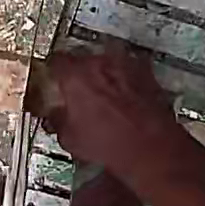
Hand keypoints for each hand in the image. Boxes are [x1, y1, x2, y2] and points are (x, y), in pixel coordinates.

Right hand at [42, 42, 182, 172]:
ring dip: (103, 75)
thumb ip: (58, 120)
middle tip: (80, 93)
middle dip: (80, 74)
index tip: (54, 78)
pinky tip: (124, 98)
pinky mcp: (145, 72)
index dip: (54, 71)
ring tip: (104, 98)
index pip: (56, 61)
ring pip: (106, 62)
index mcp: (75, 76)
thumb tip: (56, 117)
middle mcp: (99, 63)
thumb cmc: (112, 143)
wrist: (150, 147)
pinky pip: (128, 69)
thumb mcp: (71, 139)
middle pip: (82, 58)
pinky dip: (124, 79)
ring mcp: (125, 65)